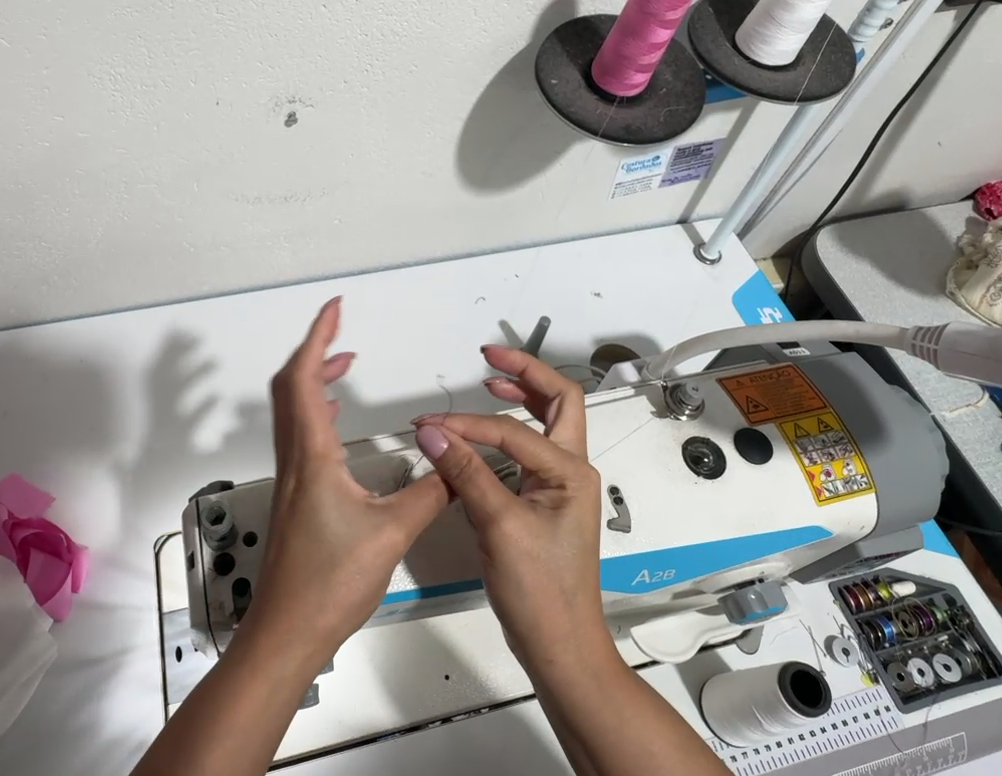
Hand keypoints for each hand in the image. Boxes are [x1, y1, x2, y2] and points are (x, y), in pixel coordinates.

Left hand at [239, 298, 450, 666]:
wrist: (287, 631)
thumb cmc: (328, 585)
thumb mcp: (392, 534)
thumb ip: (430, 494)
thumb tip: (456, 466)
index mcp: (312, 456)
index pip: (303, 378)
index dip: (317, 337)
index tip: (334, 309)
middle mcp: (295, 460)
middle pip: (289, 386)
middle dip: (314, 350)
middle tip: (342, 331)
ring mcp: (291, 478)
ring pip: (291, 410)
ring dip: (313, 379)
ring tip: (343, 365)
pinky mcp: (296, 496)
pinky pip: (299, 435)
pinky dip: (315, 411)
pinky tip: (336, 422)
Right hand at [413, 346, 610, 675]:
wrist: (560, 644)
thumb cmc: (541, 591)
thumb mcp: (500, 526)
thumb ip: (466, 473)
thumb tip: (433, 433)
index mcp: (571, 471)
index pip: (513, 430)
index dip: (468, 424)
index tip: (429, 427)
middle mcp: (572, 472)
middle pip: (559, 402)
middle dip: (527, 374)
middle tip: (491, 357)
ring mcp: (560, 488)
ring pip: (547, 425)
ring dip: (522, 399)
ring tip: (490, 383)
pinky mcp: (544, 504)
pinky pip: (528, 453)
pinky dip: (508, 433)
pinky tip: (483, 437)